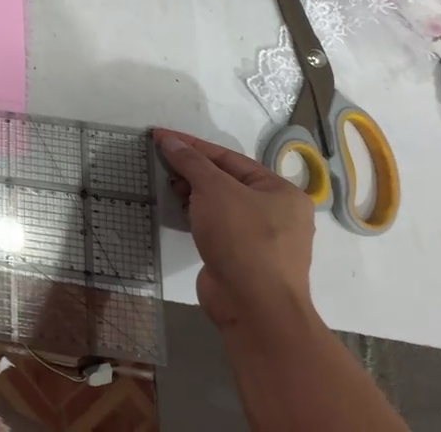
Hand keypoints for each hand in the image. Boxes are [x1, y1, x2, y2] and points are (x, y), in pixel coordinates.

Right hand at [154, 129, 317, 332]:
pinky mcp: (244, 255)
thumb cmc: (242, 238)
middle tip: (161, 163)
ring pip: (220, 202)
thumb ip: (191, 162)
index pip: (229, 158)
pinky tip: (180, 211)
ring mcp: (262, 236)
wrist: (254, 304)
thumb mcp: (214, 190)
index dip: (192, 145)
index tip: (159, 136)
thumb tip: (169, 140)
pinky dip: (197, 214)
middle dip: (192, 170)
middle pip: (226, 179)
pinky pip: (217, 224)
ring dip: (193, 192)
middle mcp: (278, 212)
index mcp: (281, 192)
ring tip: (168, 186)